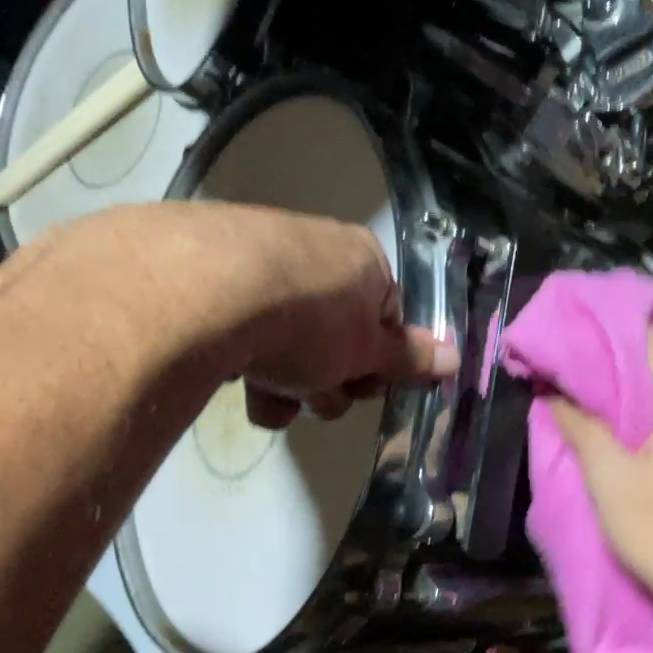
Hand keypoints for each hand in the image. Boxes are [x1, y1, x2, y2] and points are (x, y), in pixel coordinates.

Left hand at [40, 202, 459, 427]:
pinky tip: (240, 388)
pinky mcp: (202, 272)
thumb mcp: (368, 351)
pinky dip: (247, 364)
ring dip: (292, 384)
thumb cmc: (305, 321)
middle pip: (339, 333)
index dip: (380, 360)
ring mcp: (255, 257)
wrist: (194, 291)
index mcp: (363, 260)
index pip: (388, 317)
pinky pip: (242, 328)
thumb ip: (410, 358)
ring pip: (290, 339)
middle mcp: (314, 249)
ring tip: (274, 403)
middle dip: (333, 378)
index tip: (365, 385)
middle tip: (319, 396)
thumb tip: (458, 359)